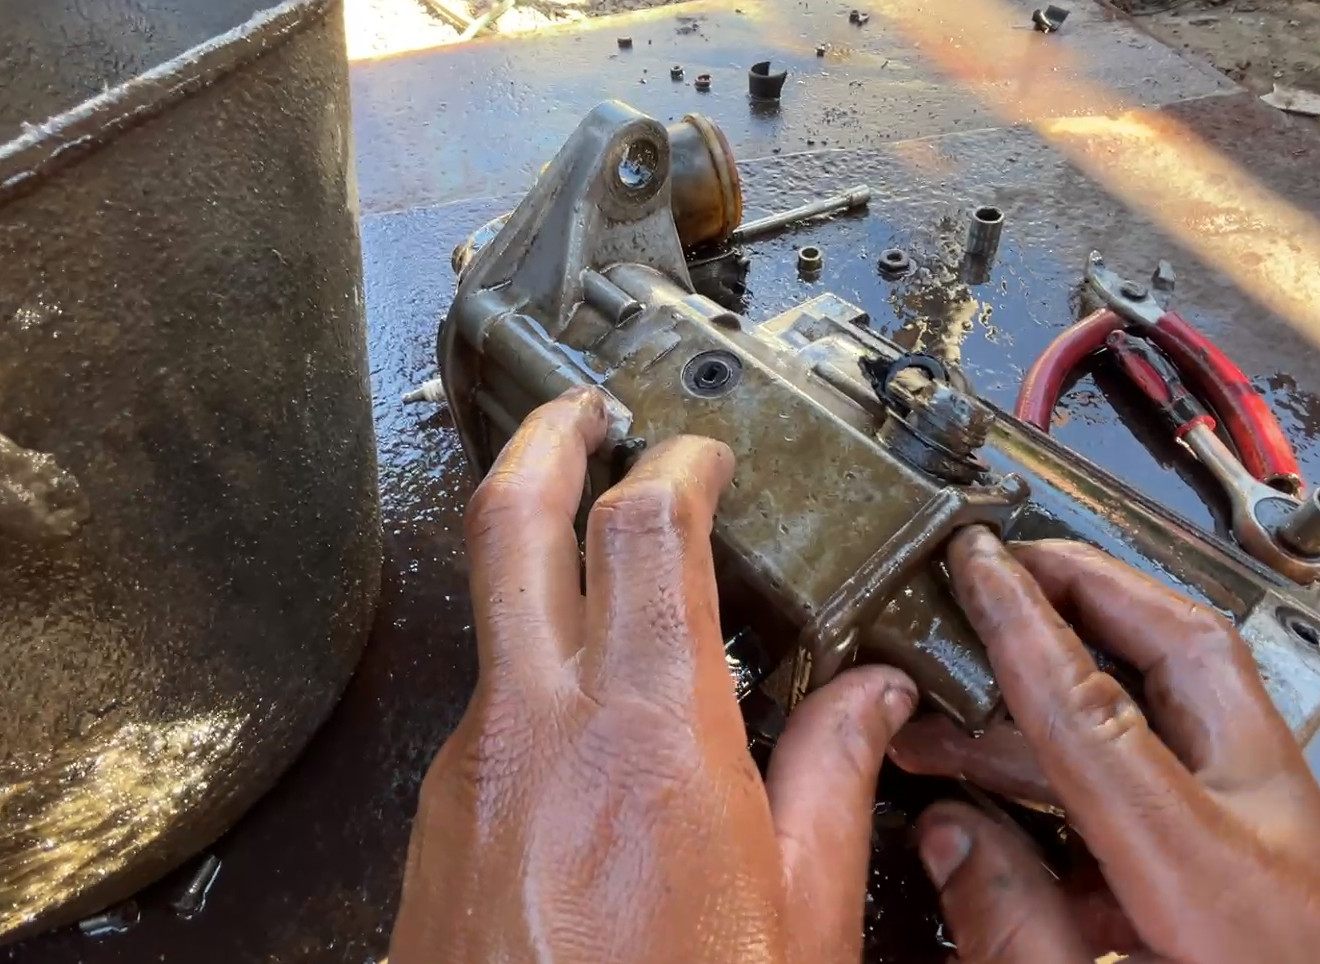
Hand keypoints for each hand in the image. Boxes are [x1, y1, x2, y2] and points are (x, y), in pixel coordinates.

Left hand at [391, 388, 918, 963]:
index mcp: (650, 735)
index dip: (678, 464)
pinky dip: (548, 658)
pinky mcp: (445, 800)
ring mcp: (475, 757)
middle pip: (512, 518)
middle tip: (584, 408)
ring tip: (606, 540)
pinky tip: (599, 702)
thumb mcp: (799, 920)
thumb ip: (834, 779)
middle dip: (547, 437)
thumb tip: (874, 701)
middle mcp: (541, 724)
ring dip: (544, 545)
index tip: (704, 454)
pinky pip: (500, 691)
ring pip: (500, 602)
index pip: (648, 528)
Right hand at [889, 531, 1319, 963]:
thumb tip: (943, 831)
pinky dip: (1090, 735)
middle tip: (1004, 560)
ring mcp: (1284, 840)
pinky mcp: (1267, 860)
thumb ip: (1017, 932)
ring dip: (1068, 669)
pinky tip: (1016, 775)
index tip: (974, 560)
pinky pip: (1168, 758)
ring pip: (1174, 698)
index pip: (1098, 711)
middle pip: (1187, 651)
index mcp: (1232, 887)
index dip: (1021, 623)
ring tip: (970, 686)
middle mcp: (1274, 834)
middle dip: (1085, 584)